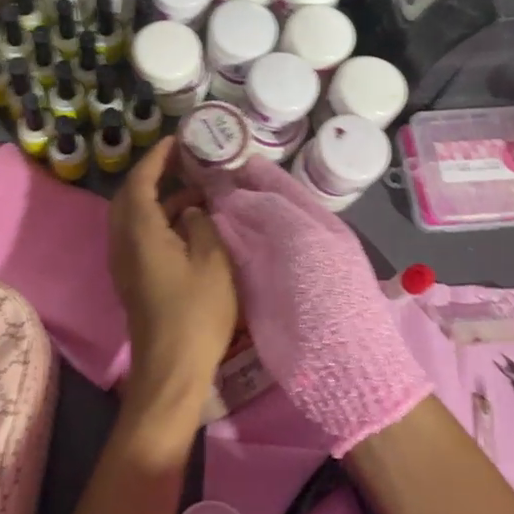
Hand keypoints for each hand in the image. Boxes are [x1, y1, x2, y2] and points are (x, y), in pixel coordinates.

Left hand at [109, 138, 236, 422]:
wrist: (171, 367)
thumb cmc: (196, 312)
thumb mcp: (212, 260)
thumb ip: (202, 224)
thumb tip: (193, 209)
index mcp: (139, 230)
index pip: (140, 180)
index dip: (157, 157)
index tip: (178, 140)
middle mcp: (123, 241)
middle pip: (131, 196)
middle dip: (155, 175)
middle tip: (186, 162)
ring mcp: (124, 262)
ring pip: (135, 217)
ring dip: (160, 199)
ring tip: (197, 189)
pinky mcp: (133, 278)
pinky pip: (139, 235)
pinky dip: (160, 220)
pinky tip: (190, 224)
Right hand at [194, 157, 431, 456]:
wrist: (335, 364)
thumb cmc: (328, 295)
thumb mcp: (305, 239)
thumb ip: (268, 207)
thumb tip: (231, 189)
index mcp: (311, 218)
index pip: (274, 181)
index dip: (244, 167)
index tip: (210, 149)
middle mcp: (289, 236)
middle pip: (252, 203)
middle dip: (223, 187)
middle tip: (183, 171)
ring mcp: (270, 264)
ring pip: (237, 228)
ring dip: (213, 213)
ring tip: (178, 193)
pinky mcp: (251, 289)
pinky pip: (228, 258)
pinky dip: (210, 243)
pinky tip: (186, 230)